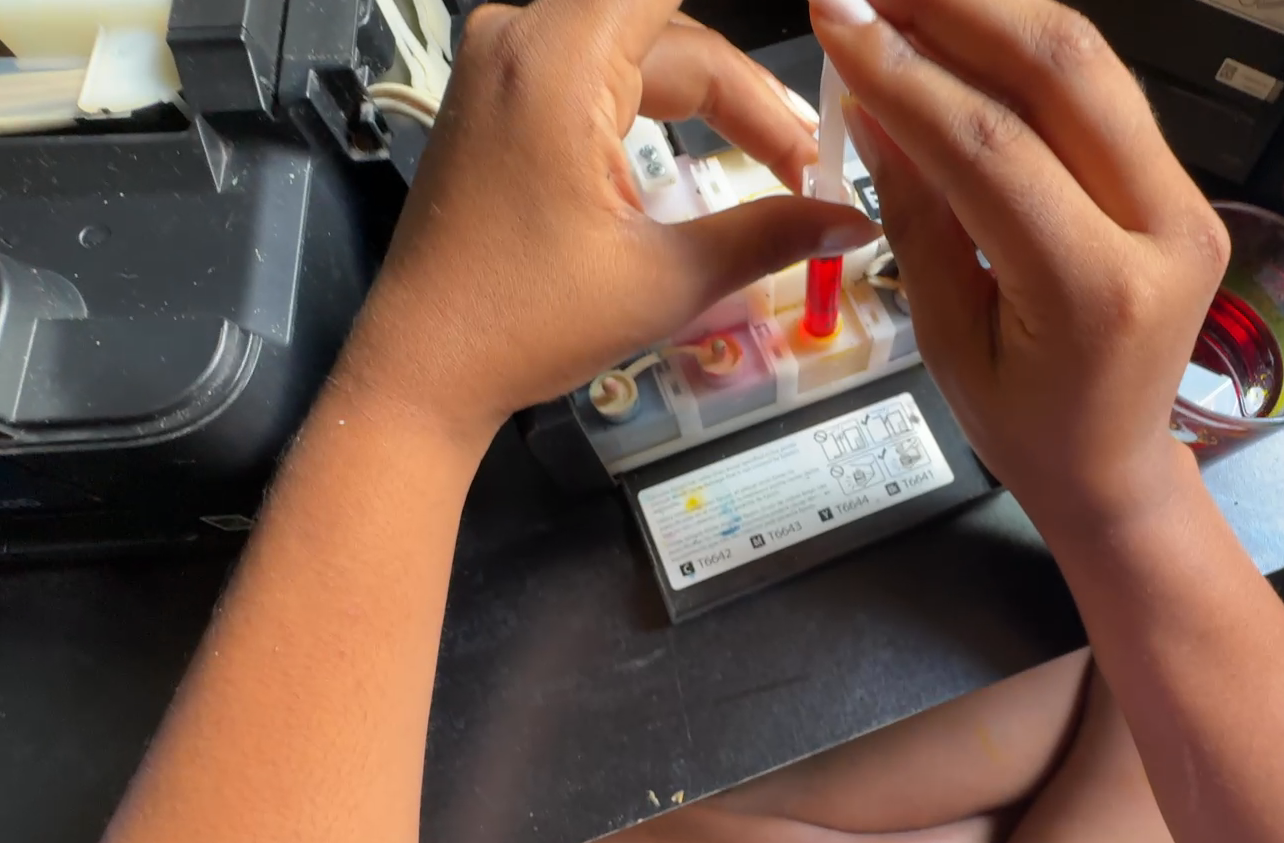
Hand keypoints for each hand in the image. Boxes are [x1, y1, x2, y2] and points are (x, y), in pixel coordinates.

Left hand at [339, 0, 881, 452]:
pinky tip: (691, 152)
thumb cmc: (538, 323)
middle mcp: (523, 35)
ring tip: (771, 160)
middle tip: (809, 167)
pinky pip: (589, 79)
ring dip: (702, 102)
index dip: (763, 72)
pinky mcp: (493, 103)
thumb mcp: (667, 279)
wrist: (429, 366)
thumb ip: (768, 235)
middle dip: (746, 100)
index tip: (818, 123)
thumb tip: (855, 221)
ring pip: (630, 55)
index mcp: (562, 58)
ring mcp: (500, 66)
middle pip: (667, 37)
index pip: (691, 22)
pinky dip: (648, 111)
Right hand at [813, 0, 1228, 527]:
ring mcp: (1186, 200)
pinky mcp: (1182, 187)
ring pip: (1090, 66)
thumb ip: (918, 222)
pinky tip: (965, 40)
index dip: (906, 74)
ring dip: (993, 14)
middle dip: (957, 5)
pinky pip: (1100, 99)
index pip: (990, 149)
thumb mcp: (947, 343)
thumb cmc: (1021, 431)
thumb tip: (876, 111)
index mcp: (1092, 294)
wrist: (1112, 464)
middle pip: (1062, 71)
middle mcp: (1162, 230)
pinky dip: (1026, 58)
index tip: (837, 18)